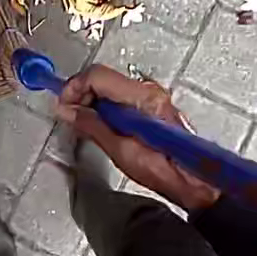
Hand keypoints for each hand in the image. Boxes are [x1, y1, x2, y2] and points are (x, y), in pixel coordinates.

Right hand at [55, 65, 221, 213]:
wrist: (192, 179)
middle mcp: (148, 91)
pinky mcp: (150, 104)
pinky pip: (118, 95)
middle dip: (80, 94)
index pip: (97, 76)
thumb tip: (67, 111)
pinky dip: (103, 106)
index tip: (64, 105)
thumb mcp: (118, 149)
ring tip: (84, 124)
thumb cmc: (163, 169)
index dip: (74, 88)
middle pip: (101, 77)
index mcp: (141, 99)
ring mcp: (151, 96)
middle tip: (70, 115)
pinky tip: (101, 125)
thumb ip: (90, 125)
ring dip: (91, 101)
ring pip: (108, 86)